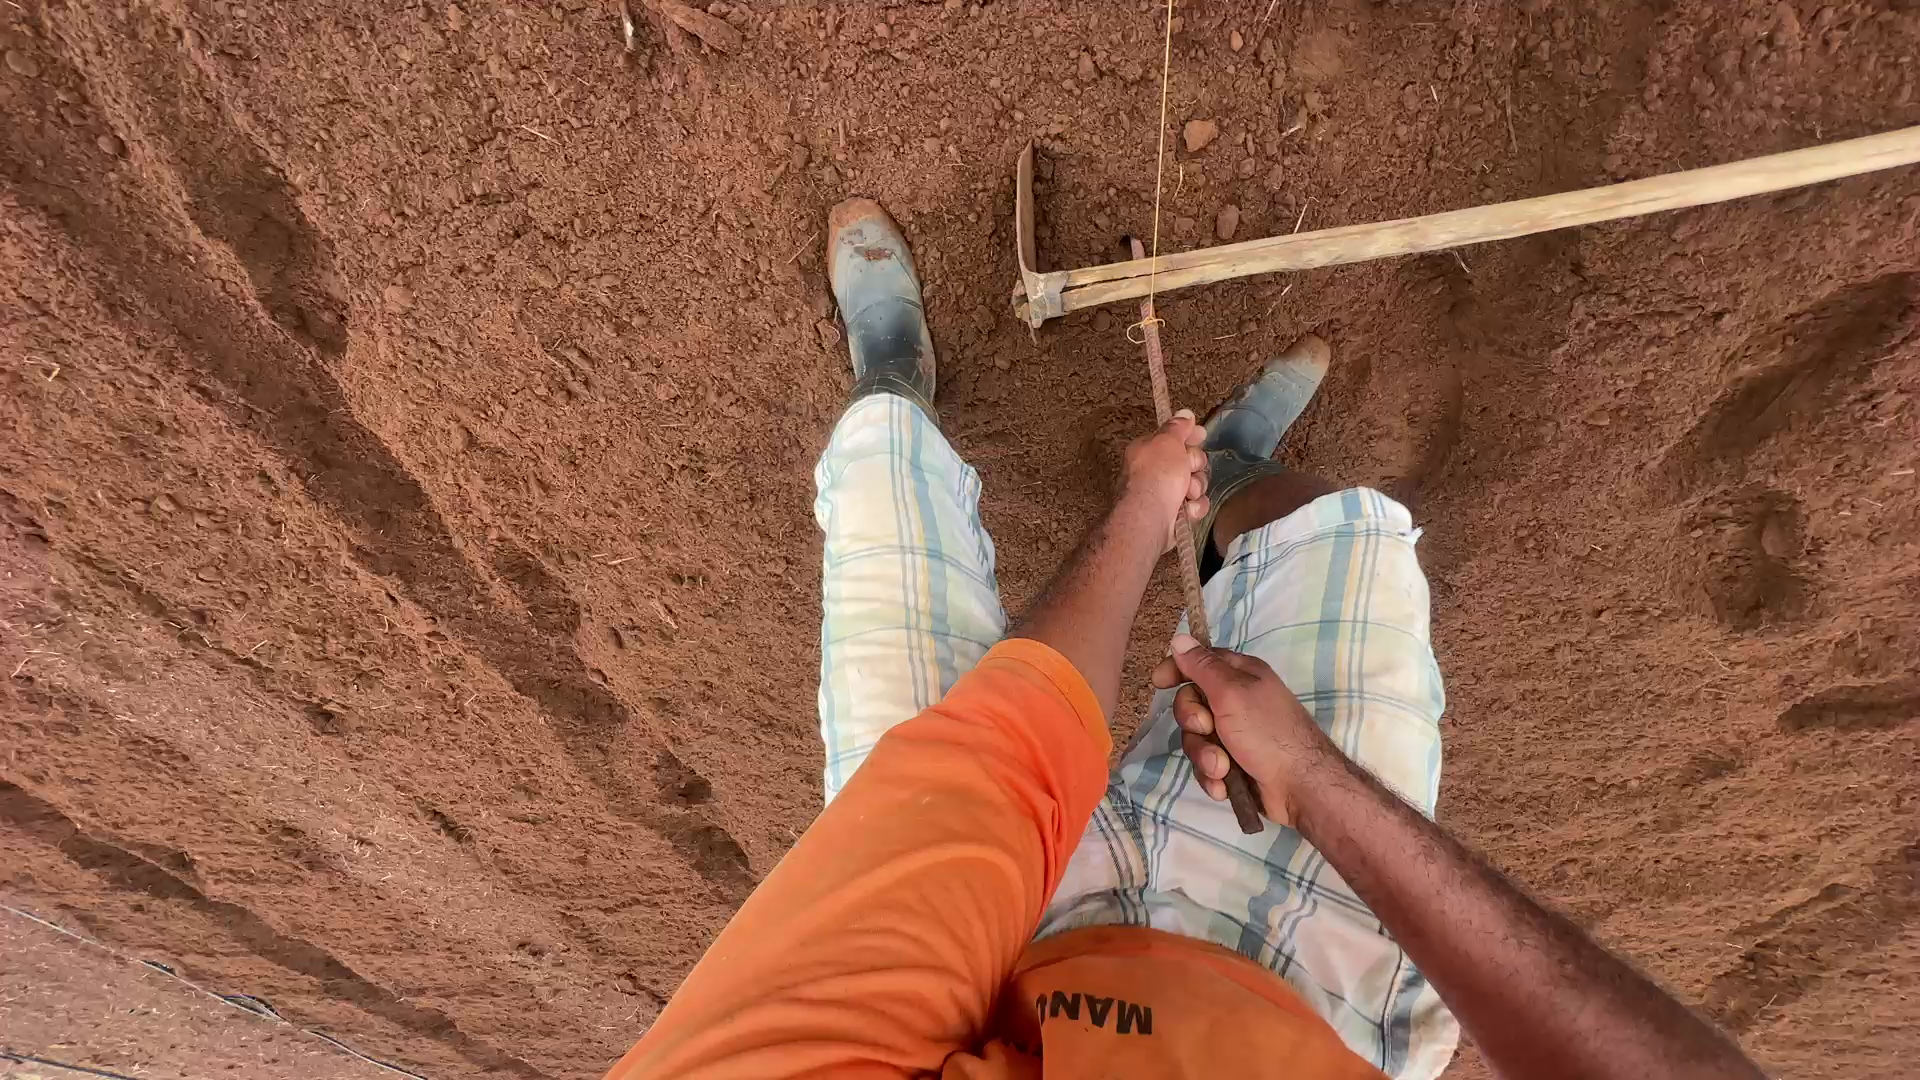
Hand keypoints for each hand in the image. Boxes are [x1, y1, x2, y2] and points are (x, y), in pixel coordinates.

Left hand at [1120, 410, 1209, 549]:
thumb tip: (1184, 414)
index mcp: (1147, 450)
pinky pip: (1194, 505)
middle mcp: (1153, 471)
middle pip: (1189, 461)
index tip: (1201, 435)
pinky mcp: (1173, 514)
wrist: (1150, 518)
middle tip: (1188, 469)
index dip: (1190, 436)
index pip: (1173, 438)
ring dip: (1196, 488)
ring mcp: (1163, 494)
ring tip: (1186, 494)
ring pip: (1195, 484)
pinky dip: (1194, 508)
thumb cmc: (1156, 475)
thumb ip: (1177, 427)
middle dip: (1195, 465)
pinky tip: (1187, 510)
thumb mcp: (1167, 442)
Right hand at [1150, 634, 1341, 826]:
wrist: (1301, 788)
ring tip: (1222, 767)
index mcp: (1239, 675)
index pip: (1198, 662)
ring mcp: (1233, 734)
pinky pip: (1204, 763)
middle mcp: (1235, 701)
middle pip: (1190, 703)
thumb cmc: (1267, 731)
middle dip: (1193, 722)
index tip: (1159, 682)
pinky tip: (1224, 784)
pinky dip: (1212, 775)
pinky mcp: (1232, 763)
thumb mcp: (1232, 692)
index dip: (1177, 669)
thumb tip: (1180, 638)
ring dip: (1204, 755)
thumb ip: (1202, 666)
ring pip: (1194, 737)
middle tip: (1208, 728)